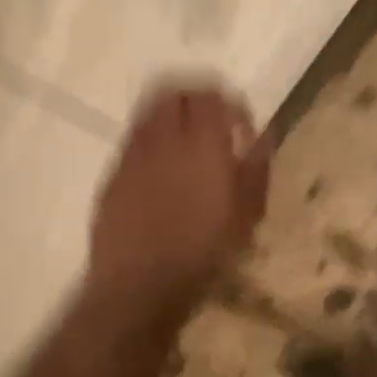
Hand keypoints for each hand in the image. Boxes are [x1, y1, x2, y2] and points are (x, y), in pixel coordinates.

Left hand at [86, 80, 270, 310]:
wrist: (141, 285)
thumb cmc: (206, 250)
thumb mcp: (248, 211)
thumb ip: (257, 165)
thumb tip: (264, 134)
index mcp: (201, 142)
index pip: (211, 94)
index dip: (230, 102)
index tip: (243, 126)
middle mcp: (162, 139)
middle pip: (172, 92)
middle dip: (196, 98)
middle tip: (215, 122)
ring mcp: (131, 155)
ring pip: (148, 113)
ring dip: (171, 118)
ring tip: (189, 144)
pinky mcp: (112, 176)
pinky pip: (133, 142)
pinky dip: (152, 143)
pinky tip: (165, 172)